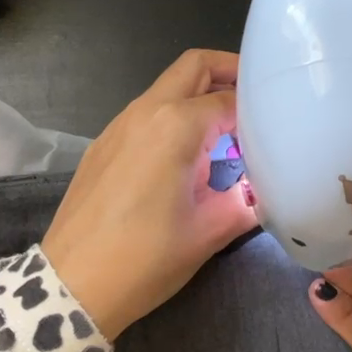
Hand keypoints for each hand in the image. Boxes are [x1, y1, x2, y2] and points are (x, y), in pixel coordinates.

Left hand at [42, 49, 257, 339]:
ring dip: (200, 94)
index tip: (278, 126)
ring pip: (168, 86)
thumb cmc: (147, 258)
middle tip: (257, 99)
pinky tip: (187, 156)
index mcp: (176, 126)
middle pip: (195, 66)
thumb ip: (246, 199)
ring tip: (228, 132)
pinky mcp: (104, 143)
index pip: (230, 98)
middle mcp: (146, 111)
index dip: (258, 110)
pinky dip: (174, 116)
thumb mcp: (211, 231)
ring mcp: (119, 125)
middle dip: (229, 72)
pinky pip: (147, 112)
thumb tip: (263, 188)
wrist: (73, 285)